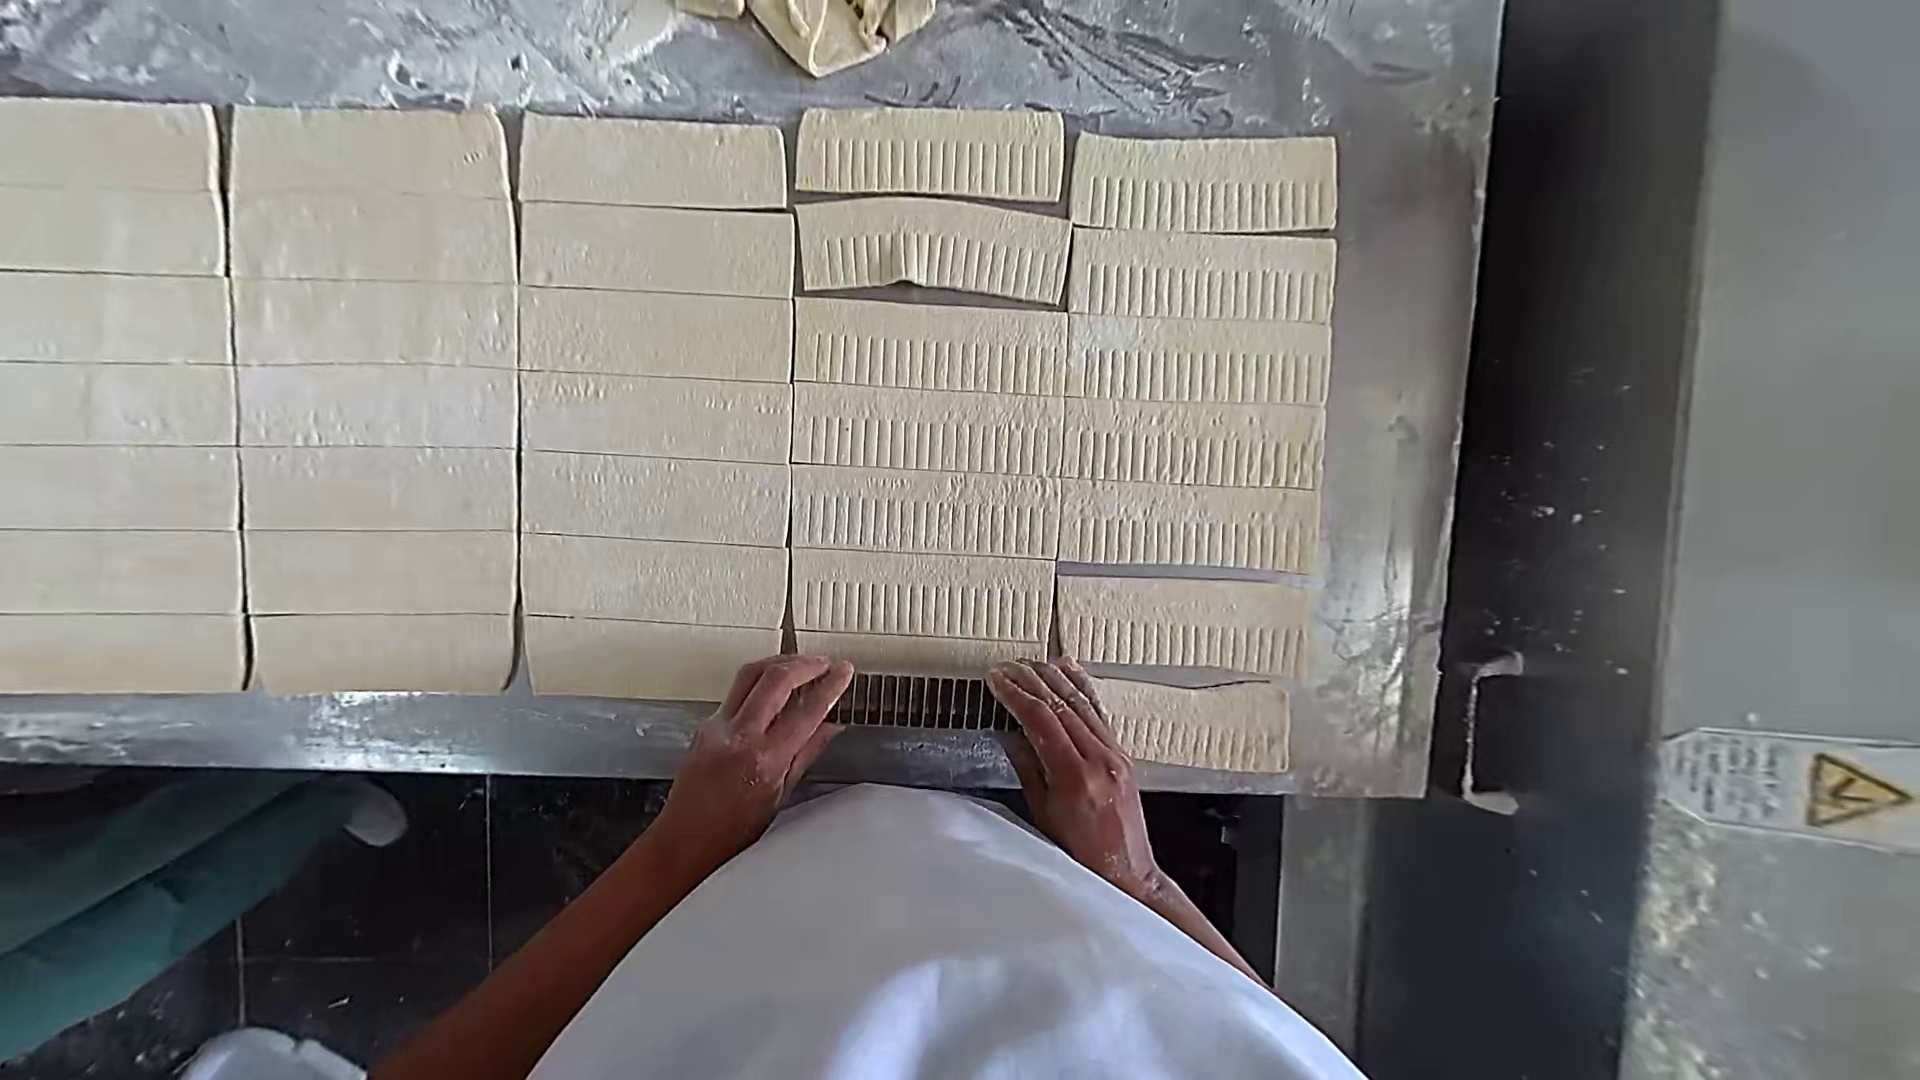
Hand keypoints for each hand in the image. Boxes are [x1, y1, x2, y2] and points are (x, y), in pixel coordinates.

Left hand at [650, 655, 852, 876]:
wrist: (681, 844)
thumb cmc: (730, 834)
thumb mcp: (780, 796)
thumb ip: (806, 753)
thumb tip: (831, 726)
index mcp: (764, 760)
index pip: (806, 710)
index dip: (830, 685)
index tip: (844, 671)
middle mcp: (738, 736)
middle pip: (775, 678)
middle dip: (806, 663)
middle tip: (826, 663)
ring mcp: (717, 727)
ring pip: (751, 673)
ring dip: (781, 663)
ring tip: (803, 664)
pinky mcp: (706, 724)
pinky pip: (737, 689)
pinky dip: (762, 678)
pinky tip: (776, 684)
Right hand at [986, 658, 1168, 901]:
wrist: (1128, 876)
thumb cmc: (1081, 856)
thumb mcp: (1043, 815)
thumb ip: (1027, 768)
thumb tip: (1009, 732)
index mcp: (1074, 777)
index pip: (1040, 720)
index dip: (1016, 695)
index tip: (997, 680)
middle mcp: (1098, 759)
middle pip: (1061, 705)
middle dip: (1031, 680)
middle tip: (1008, 666)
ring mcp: (1115, 754)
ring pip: (1081, 703)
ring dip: (1054, 678)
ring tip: (1032, 662)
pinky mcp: (1123, 754)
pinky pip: (1099, 713)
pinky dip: (1082, 688)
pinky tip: (1071, 670)